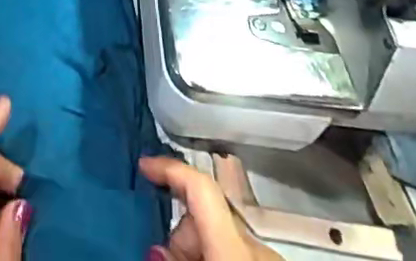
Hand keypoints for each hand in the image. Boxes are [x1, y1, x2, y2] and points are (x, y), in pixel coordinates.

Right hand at [138, 157, 281, 260]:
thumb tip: (156, 248)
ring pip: (223, 233)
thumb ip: (173, 258)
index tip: (143, 163)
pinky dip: (217, 253)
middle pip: (208, 211)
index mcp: (235, 244)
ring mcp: (271, 257)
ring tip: (180, 260)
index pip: (201, 185)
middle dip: (181, 224)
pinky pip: (238, 250)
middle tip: (162, 249)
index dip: (169, 167)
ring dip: (198, 242)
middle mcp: (257, 244)